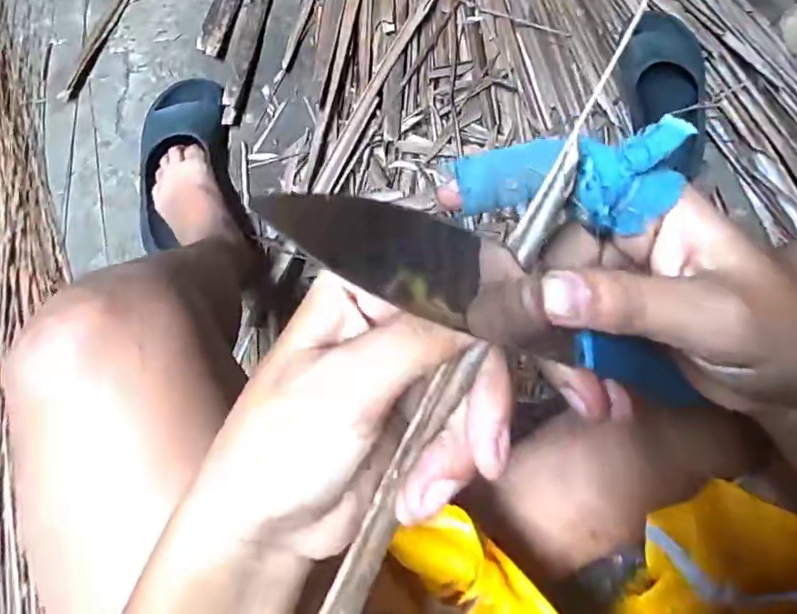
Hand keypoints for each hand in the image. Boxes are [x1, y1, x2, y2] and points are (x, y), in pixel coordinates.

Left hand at [182, 271, 512, 561]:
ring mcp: (412, 362)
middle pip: (475, 326)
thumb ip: (417, 339)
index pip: (443, 263)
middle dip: (485, 394)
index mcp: (363, 286)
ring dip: (464, 442)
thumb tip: (483, 298)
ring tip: (426, 487)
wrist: (265, 532)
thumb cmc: (279, 445)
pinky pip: (467, 422)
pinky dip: (452, 463)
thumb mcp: (348, 387)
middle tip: (488, 448)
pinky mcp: (424, 409)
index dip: (493, 288)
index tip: (530, 326)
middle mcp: (392, 314)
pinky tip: (417, 494)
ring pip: (478, 381)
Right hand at [533, 186, 796, 416]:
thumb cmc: (781, 336)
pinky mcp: (610, 317)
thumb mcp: (712, 316)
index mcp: (649, 203)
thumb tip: (546, 293)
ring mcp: (614, 275)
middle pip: (549, 252)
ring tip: (595, 400)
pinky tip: (602, 402)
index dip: (521, 205)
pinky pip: (566, 333)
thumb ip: (630, 301)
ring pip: (550, 298)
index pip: (569, 189)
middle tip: (567, 372)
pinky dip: (574, 370)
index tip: (473, 230)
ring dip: (561, 353)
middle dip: (546, 314)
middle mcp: (622, 229)